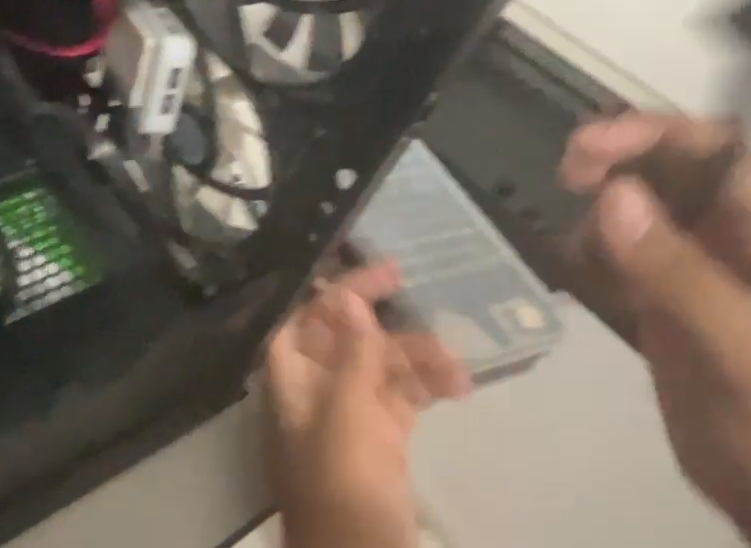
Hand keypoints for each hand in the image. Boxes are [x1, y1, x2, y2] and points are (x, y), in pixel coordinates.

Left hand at [264, 263, 469, 547]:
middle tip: (408, 280)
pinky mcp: (382, 436)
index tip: (361, 264)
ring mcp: (349, 411)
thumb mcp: (346, 417)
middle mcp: (315, 386)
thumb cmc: (340, 487)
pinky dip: (426, 384)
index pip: (301, 315)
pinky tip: (459, 383)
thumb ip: (350, 355)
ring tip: (454, 361)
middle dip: (372, 309)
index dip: (327, 287)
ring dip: (413, 353)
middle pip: (340, 332)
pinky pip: (402, 395)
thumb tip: (345, 295)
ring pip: (378, 362)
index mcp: (290, 377)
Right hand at [562, 114, 750, 547]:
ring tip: (580, 245)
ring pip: (641, 205)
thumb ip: (676, 269)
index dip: (657, 134)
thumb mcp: (742, 348)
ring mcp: (705, 270)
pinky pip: (622, 249)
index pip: (724, 153)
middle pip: (676, 169)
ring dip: (600, 208)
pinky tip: (581, 267)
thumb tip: (610, 194)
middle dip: (619, 162)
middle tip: (566, 176)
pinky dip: (593, 246)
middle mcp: (745, 242)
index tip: (589, 146)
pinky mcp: (670, 299)